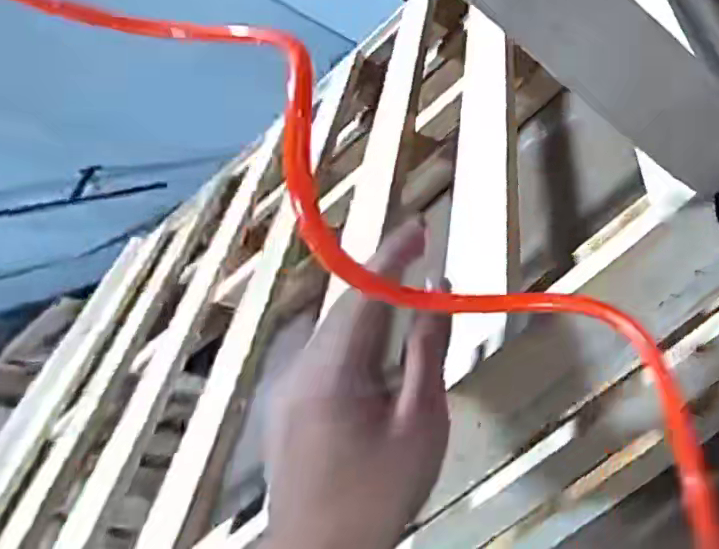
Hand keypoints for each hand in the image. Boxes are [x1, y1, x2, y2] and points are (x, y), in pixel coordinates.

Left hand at [265, 219, 451, 548]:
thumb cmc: (380, 494)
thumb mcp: (421, 421)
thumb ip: (427, 348)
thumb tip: (436, 287)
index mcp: (329, 374)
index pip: (364, 295)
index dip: (392, 254)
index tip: (420, 225)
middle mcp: (297, 373)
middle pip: (345, 306)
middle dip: (382, 274)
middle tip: (419, 247)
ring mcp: (284, 391)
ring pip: (332, 327)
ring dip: (369, 302)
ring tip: (404, 286)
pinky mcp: (283, 409)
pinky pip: (322, 351)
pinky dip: (354, 331)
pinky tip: (376, 339)